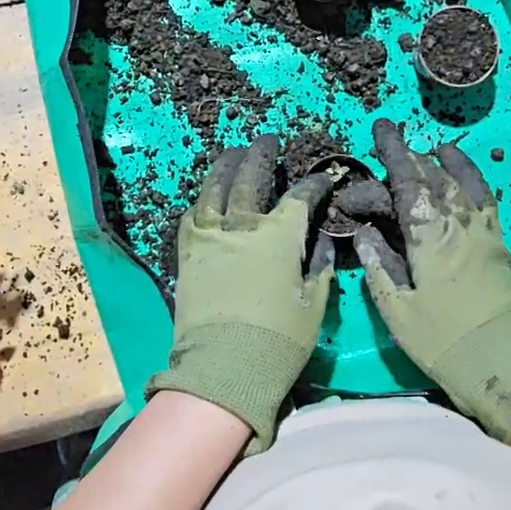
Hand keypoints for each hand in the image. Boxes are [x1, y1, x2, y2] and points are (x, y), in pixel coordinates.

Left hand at [145, 135, 334, 450]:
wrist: (224, 367)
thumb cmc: (279, 339)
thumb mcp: (313, 303)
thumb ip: (318, 264)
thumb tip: (321, 239)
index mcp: (278, 235)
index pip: (300, 197)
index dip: (314, 185)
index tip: (323, 179)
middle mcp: (242, 224)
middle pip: (251, 176)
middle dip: (262, 154)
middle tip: (268, 142)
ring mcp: (209, 235)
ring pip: (215, 187)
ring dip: (226, 166)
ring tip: (234, 154)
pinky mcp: (187, 252)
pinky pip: (192, 215)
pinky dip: (202, 201)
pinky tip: (207, 197)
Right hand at [356, 118, 510, 443]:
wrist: (499, 360)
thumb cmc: (440, 338)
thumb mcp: (396, 305)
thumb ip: (378, 263)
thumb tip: (363, 231)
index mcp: (428, 234)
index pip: (408, 180)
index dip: (393, 152)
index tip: (382, 129)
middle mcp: (457, 221)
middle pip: (431, 177)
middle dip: (407, 159)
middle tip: (387, 154)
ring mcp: (482, 228)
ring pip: (459, 181)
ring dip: (440, 162)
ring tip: (426, 150)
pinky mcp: (497, 241)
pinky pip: (484, 196)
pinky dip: (471, 176)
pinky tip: (460, 170)